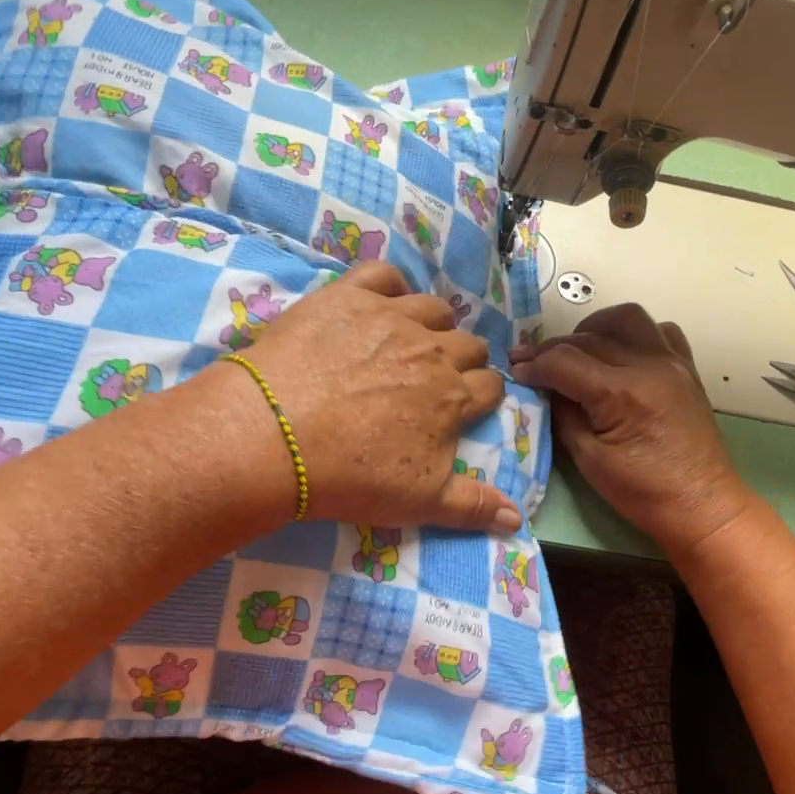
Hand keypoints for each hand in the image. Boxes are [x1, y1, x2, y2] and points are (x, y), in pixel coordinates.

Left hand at [239, 263, 521, 531]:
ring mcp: (391, 318)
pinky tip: (381, 300)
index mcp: (453, 398)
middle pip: (467, 344)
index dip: (481, 395)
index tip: (466, 403)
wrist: (277, 437)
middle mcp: (432, 351)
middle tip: (432, 378)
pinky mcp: (348, 297)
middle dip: (462, 359)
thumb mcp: (419, 502)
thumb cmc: (352, 475)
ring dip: (433, 323)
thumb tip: (517, 520)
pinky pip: (384, 274)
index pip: (489, 386)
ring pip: (433, 308)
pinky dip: (390, 285)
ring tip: (411, 340)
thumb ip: (472, 506)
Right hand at [509, 303, 751, 554]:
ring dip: (594, 328)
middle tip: (529, 362)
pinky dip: (634, 334)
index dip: (533, 365)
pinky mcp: (686, 368)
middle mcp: (648, 365)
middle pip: (588, 336)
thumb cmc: (642, 492)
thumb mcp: (588, 459)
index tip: (514, 373)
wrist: (700, 504)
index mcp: (621, 393)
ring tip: (576, 349)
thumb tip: (546, 389)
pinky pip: (659, 331)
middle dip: (552, 348)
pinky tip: (620, 353)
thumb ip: (564, 416)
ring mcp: (672, 362)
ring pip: (626, 318)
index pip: (563, 361)